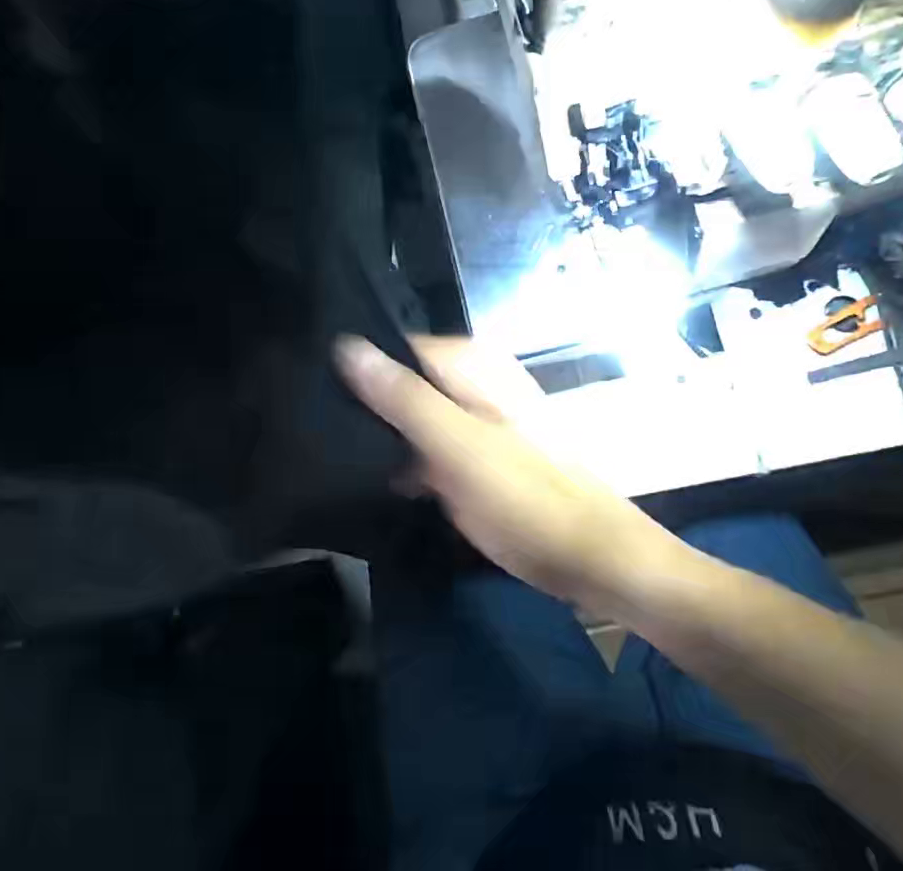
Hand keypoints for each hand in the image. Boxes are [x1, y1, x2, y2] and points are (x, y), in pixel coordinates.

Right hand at [335, 335, 684, 605]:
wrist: (592, 556)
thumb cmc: (527, 499)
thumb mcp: (460, 447)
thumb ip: (406, 399)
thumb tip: (347, 346)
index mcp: (478, 368)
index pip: (402, 346)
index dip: (358, 366)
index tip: (310, 392)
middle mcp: (482, 385)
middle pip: (411, 380)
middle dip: (368, 402)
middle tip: (314, 428)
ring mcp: (485, 422)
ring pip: (421, 415)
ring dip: (387, 435)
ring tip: (333, 455)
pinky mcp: (486, 458)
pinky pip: (436, 446)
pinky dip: (411, 459)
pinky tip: (382, 481)